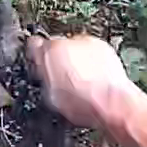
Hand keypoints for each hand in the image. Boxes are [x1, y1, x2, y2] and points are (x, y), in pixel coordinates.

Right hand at [26, 34, 146, 132]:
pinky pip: (92, 50)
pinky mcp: (104, 47)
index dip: (37, 57)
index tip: (40, 65)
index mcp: (49, 53)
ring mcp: (87, 43)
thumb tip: (43, 75)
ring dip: (75, 58)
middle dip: (57, 58)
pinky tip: (93, 76)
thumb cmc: (84, 104)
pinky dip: (91, 59)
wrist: (113, 103)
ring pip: (75, 46)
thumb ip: (44, 78)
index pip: (34, 45)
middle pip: (56, 45)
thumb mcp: (51, 97)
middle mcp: (68, 42)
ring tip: (81, 79)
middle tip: (62, 77)